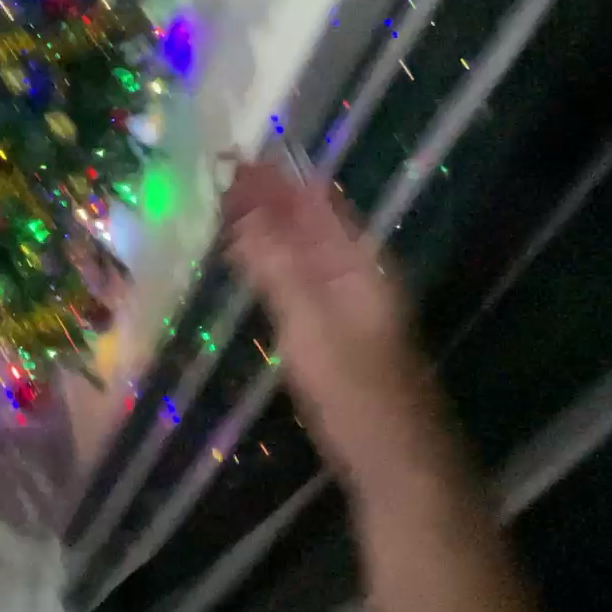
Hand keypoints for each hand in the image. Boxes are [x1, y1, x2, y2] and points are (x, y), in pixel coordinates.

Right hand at [224, 163, 436, 482]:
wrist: (392, 459)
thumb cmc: (357, 390)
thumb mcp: (312, 324)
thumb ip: (276, 268)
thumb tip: (242, 213)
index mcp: (359, 268)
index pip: (320, 206)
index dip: (283, 178)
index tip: (241, 152)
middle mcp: (352, 275)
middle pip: (306, 222)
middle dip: (266, 194)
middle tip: (219, 167)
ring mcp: (337, 300)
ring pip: (294, 245)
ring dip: (261, 220)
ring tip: (220, 195)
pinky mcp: (320, 322)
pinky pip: (286, 271)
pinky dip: (260, 252)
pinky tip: (237, 247)